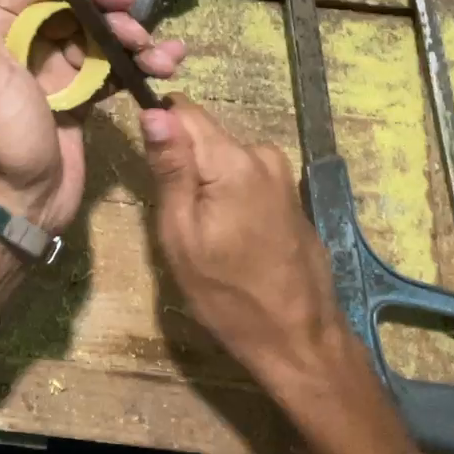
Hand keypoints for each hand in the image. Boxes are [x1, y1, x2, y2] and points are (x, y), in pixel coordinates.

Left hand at [0, 0, 185, 233]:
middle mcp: (25, 51)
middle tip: (141, 30)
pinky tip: (166, 66)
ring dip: (132, 42)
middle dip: (112, 16)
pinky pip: (109, 72)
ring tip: (162, 57)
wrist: (23, 202)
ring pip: (97, 41)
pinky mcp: (79, 101)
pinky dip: (135, 66)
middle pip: (74, 14)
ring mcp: (55, 77)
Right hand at [141, 96, 347, 383]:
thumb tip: (153, 111)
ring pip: (222, 156)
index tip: (153, 168)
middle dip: (184, 163)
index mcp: (232, 160)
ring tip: (205, 231)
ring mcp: (282, 175)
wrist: (300, 342)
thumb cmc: (229, 294)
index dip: (159, 130)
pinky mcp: (290, 194)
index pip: (182, 110)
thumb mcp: (181, 234)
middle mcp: (262, 155)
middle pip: (203, 134)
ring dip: (206, 181)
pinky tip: (232, 236)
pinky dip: (229, 194)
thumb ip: (170, 167)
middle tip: (179, 215)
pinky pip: (244, 175)